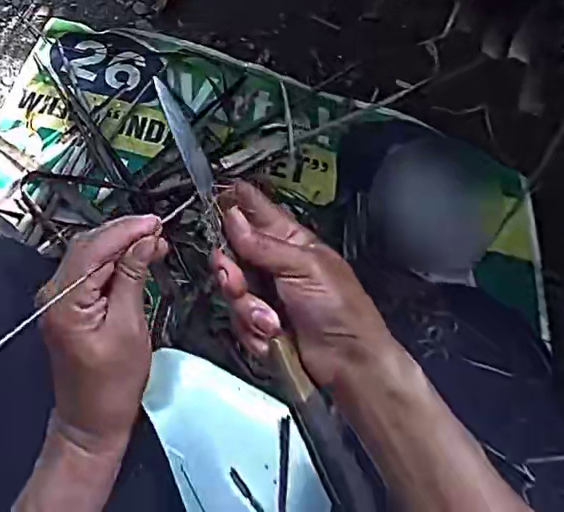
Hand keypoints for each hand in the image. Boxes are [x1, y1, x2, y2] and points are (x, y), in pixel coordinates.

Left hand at [37, 214, 169, 452]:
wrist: (90, 425)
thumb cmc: (109, 390)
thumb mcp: (130, 328)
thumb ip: (133, 278)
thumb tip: (144, 242)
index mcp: (64, 301)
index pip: (94, 247)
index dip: (126, 230)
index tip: (152, 223)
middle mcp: (54, 294)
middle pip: (90, 245)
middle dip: (125, 233)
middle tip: (156, 228)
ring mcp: (58, 298)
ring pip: (90, 254)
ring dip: (121, 244)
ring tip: (152, 241)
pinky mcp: (67, 303)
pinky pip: (90, 270)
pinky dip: (114, 261)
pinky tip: (134, 258)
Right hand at [211, 180, 399, 388]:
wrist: (351, 366)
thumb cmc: (338, 306)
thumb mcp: (305, 267)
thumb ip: (264, 246)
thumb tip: (231, 215)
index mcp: (288, 238)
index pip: (255, 209)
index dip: (233, 201)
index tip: (212, 198)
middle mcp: (271, 261)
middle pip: (231, 251)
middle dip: (229, 269)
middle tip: (234, 282)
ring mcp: (264, 293)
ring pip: (231, 288)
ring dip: (246, 306)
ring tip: (270, 321)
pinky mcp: (260, 323)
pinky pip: (238, 319)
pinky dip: (253, 330)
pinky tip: (273, 337)